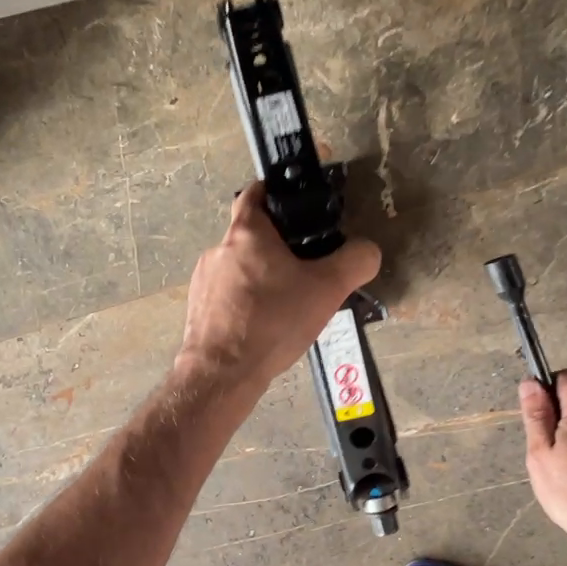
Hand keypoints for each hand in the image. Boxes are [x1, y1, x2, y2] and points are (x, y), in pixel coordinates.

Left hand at [178, 183, 380, 388]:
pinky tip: (266, 325)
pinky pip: (227, 295)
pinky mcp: (198, 309)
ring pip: (239, 268)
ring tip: (288, 303)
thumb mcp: (326, 289)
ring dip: (262, 277)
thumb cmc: (273, 321)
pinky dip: (246, 302)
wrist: (222, 374)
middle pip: (251, 235)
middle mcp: (218, 249)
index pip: (255, 193)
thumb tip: (368, 250)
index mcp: (246, 232)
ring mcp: (203, 280)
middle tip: (306, 265)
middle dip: (277, 246)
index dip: (274, 191)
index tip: (293, 202)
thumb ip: (354, 262)